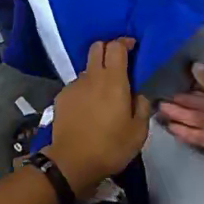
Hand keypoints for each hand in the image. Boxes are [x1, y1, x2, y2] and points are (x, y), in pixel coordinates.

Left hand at [41, 39, 150, 197]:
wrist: (72, 161)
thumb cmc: (111, 146)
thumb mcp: (139, 131)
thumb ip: (142, 106)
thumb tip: (139, 93)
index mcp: (113, 80)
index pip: (116, 46)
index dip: (125, 43)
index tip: (133, 48)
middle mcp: (91, 76)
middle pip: (97, 47)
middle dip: (108, 49)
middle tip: (120, 64)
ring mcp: (73, 85)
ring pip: (87, 68)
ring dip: (97, 72)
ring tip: (105, 94)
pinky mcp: (62, 96)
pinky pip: (77, 85)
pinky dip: (86, 89)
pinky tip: (89, 107)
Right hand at [158, 65, 203, 189]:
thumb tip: (197, 66)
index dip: (201, 80)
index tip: (180, 75)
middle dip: (187, 99)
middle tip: (164, 94)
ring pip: (202, 118)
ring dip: (182, 113)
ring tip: (161, 109)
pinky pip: (201, 135)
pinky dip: (187, 130)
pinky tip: (171, 127)